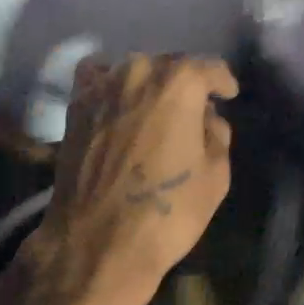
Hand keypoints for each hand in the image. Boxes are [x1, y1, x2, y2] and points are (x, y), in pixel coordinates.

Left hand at [0, 54, 238, 304]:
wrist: (98, 239)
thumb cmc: (166, 211)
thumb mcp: (215, 176)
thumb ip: (217, 134)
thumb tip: (206, 116)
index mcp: (179, 81)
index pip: (209, 67)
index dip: (222, 81)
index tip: (227, 94)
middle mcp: (139, 69)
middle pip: (170, 65)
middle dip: (184, 83)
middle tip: (192, 109)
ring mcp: (103, 83)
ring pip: (135, 70)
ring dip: (148, 84)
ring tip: (154, 110)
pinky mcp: (76, 102)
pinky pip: (98, 77)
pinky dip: (110, 82)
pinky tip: (117, 101)